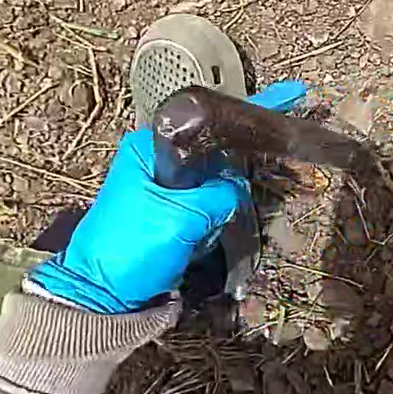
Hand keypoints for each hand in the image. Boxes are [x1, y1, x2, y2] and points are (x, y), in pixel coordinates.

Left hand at [31, 81, 309, 312]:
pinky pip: (210, 201)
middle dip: (241, 166)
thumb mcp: (182, 217)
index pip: (209, 119)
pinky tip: (214, 232)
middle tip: (270, 171)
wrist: (101, 298)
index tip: (291, 95)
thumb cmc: (130, 249)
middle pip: (218, 149)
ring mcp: (168, 185)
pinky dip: (220, 214)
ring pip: (218, 178)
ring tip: (214, 226)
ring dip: (228, 199)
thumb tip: (237, 189)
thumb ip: (221, 194)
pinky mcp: (175, 210)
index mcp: (152, 146)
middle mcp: (160, 159)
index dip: (253, 110)